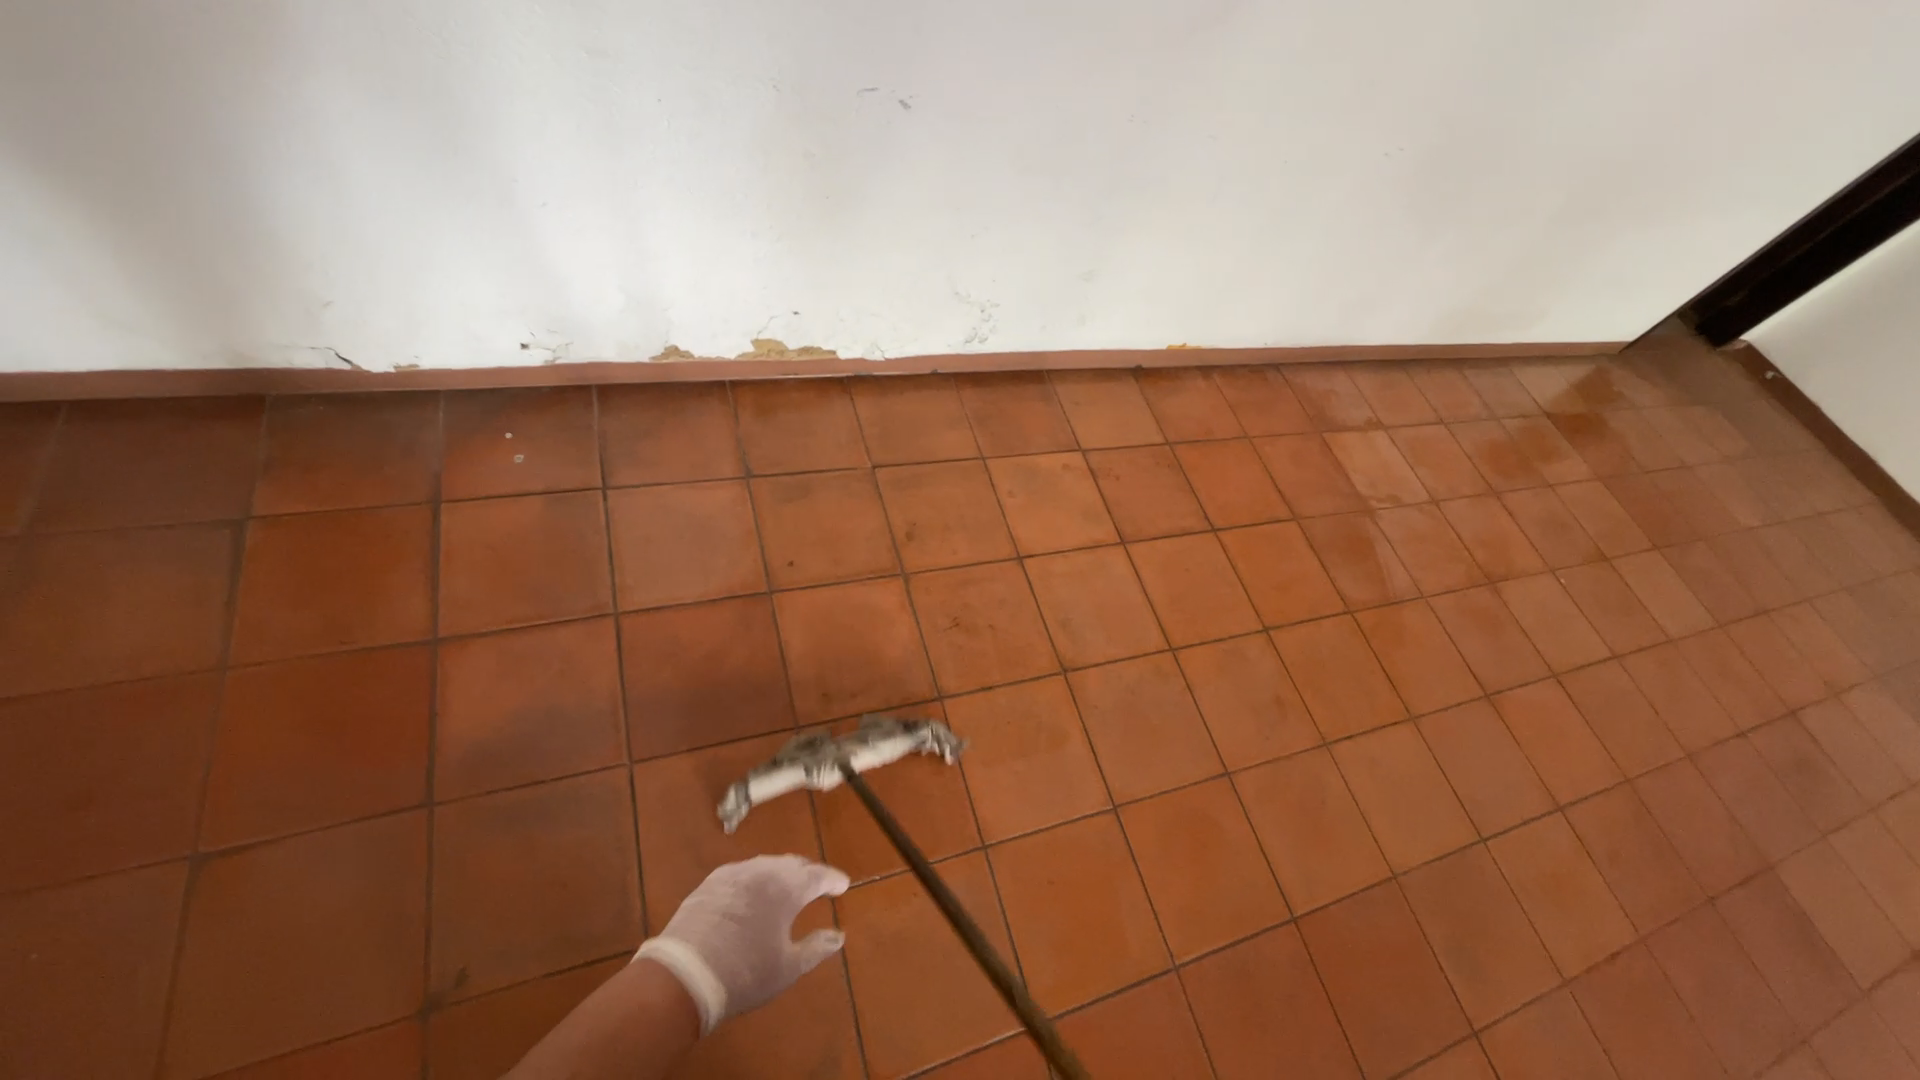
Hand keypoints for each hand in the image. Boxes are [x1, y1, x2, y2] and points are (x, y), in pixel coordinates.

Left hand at [632, 855, 850, 1033]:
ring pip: (766, 865)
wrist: (683, 975)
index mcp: (788, 888)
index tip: (843, 885)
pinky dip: (756, 878)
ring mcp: (734, 874)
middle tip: (818, 885)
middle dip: (808, 873)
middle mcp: (763, 871)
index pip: (819, 875)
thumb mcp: (788, 968)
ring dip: (781, 873)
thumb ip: (817, 948)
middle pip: (793, 864)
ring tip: (787, 887)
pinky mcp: (710, 883)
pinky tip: (752, 892)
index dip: (833, 879)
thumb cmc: (745, 973)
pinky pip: (742, 872)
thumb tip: (838, 935)